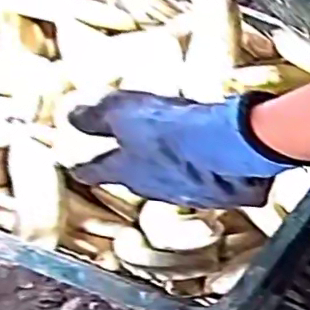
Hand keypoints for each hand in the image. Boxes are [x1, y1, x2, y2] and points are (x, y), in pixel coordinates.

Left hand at [69, 92, 294, 207]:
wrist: (232, 147)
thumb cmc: (170, 128)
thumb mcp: (119, 110)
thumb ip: (93, 117)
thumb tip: (73, 119)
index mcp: (126, 172)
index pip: (94, 172)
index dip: (86, 168)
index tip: (80, 169)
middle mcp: (160, 191)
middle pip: (142, 185)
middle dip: (139, 175)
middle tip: (141, 162)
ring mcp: (200, 197)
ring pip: (182, 189)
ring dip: (181, 179)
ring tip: (188, 164)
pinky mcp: (236, 198)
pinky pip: (224, 190)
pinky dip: (220, 181)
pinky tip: (227, 170)